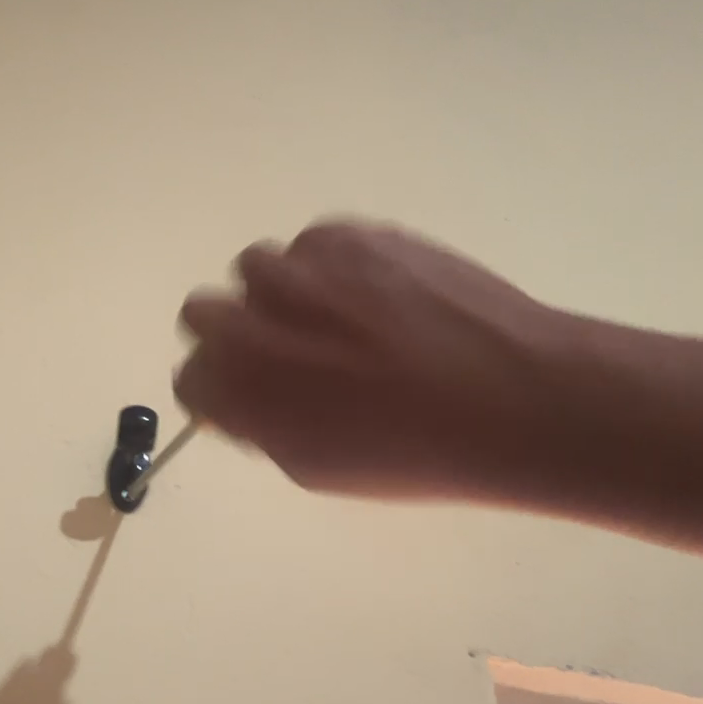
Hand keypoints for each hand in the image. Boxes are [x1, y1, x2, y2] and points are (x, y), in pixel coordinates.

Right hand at [174, 219, 577, 500]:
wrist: (515, 398)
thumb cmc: (411, 452)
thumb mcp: (314, 468)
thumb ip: (258, 427)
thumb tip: (237, 400)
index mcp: (239, 390)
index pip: (187, 378)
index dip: (216, 386)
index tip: (247, 394)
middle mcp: (252, 324)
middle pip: (199, 312)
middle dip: (229, 331)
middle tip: (280, 348)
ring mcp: (299, 273)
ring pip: (254, 269)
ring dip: (278, 292)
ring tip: (334, 314)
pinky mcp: (349, 236)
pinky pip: (312, 244)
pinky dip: (328, 266)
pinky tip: (374, 292)